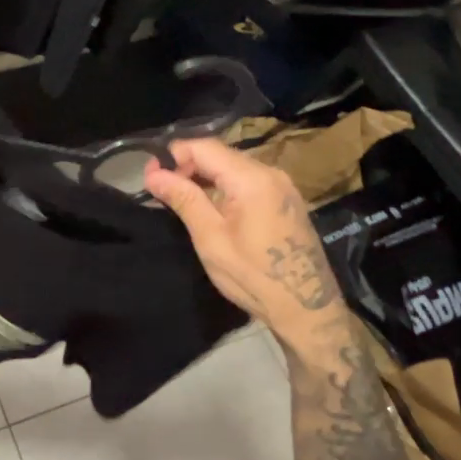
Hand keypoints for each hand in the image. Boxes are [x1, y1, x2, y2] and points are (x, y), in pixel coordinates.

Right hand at [144, 138, 347, 354]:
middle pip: (218, 154)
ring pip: (232, 165)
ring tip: (181, 198)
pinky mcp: (286, 199)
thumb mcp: (211, 239)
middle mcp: (270, 173)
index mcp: (252, 179)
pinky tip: (210, 205)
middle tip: (162, 190)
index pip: (203, 147)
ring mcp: (282, 186)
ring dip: (204, 176)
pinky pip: (247, 179)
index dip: (172, 157)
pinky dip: (223, 185)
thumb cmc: (254, 277)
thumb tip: (152, 174)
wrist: (309, 312)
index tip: (151, 178)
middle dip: (186, 166)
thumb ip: (183, 199)